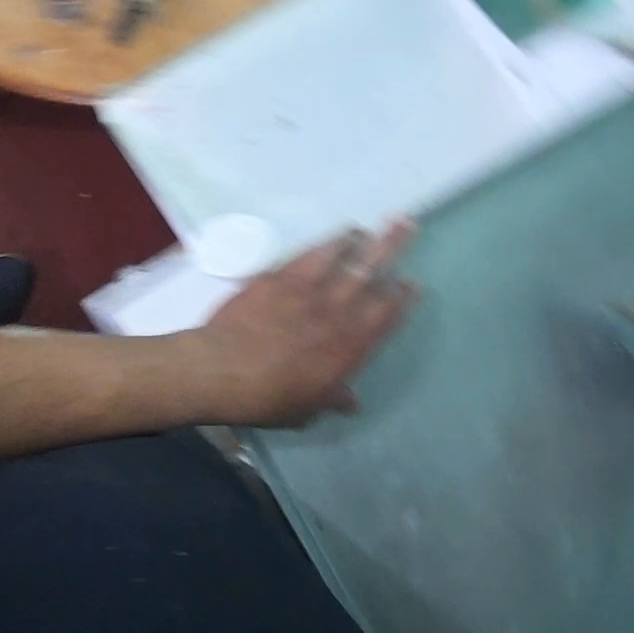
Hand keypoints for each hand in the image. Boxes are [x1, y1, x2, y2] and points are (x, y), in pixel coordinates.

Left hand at [181, 218, 419, 427]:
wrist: (220, 369)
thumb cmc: (266, 397)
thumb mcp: (306, 408)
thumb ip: (331, 398)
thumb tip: (351, 402)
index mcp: (349, 345)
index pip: (386, 314)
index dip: (402, 296)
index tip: (412, 282)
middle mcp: (334, 311)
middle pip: (369, 272)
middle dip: (390, 247)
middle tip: (406, 223)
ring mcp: (304, 290)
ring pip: (337, 256)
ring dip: (354, 239)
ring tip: (363, 228)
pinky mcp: (274, 278)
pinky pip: (304, 255)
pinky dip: (319, 245)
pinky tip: (326, 240)